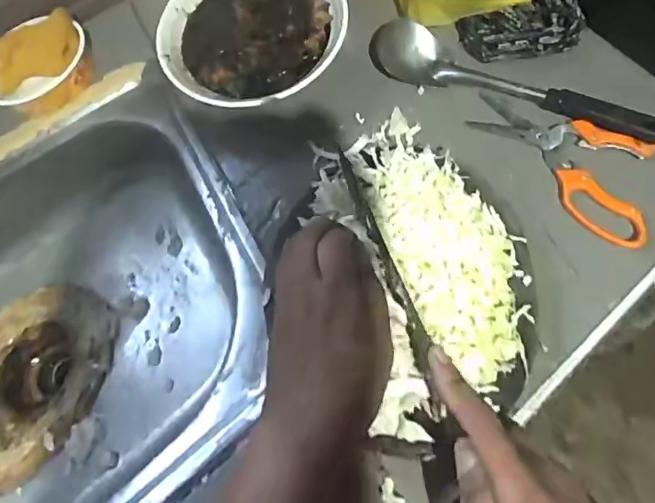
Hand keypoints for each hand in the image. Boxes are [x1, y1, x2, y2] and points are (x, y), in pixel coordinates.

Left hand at [257, 217, 390, 458]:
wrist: (304, 426)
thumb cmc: (353, 387)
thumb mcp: (380, 339)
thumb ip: (371, 293)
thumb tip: (363, 263)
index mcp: (337, 293)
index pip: (336, 239)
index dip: (349, 236)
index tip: (361, 245)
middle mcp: (306, 287)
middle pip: (307, 235)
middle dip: (325, 228)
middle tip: (343, 237)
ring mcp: (285, 297)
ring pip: (290, 247)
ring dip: (307, 239)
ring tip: (326, 247)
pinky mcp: (274, 310)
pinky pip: (284, 267)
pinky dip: (297, 258)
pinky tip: (311, 271)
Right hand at [431, 349, 591, 502]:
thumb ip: (477, 497)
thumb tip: (466, 452)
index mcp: (524, 487)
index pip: (483, 424)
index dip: (456, 389)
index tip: (437, 352)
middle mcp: (554, 475)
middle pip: (506, 444)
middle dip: (482, 446)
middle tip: (457, 460)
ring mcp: (576, 487)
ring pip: (528, 464)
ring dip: (507, 472)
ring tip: (490, 490)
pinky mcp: (588, 498)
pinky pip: (549, 483)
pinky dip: (529, 489)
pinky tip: (523, 500)